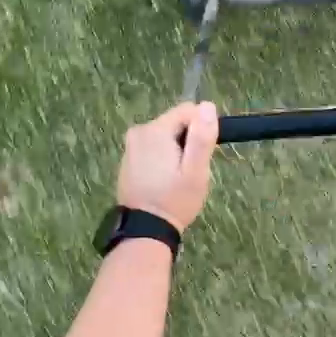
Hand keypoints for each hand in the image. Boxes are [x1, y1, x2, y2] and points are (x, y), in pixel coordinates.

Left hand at [116, 102, 218, 231]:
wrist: (145, 230)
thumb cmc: (174, 200)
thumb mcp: (196, 171)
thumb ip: (202, 138)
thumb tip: (208, 106)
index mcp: (155, 130)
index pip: (188, 110)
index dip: (201, 129)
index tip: (202, 155)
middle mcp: (138, 131)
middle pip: (176, 122)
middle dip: (188, 141)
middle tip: (191, 170)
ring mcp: (130, 146)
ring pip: (165, 135)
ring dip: (176, 150)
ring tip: (178, 177)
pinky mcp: (128, 159)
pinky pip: (153, 148)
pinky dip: (163, 158)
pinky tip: (165, 180)